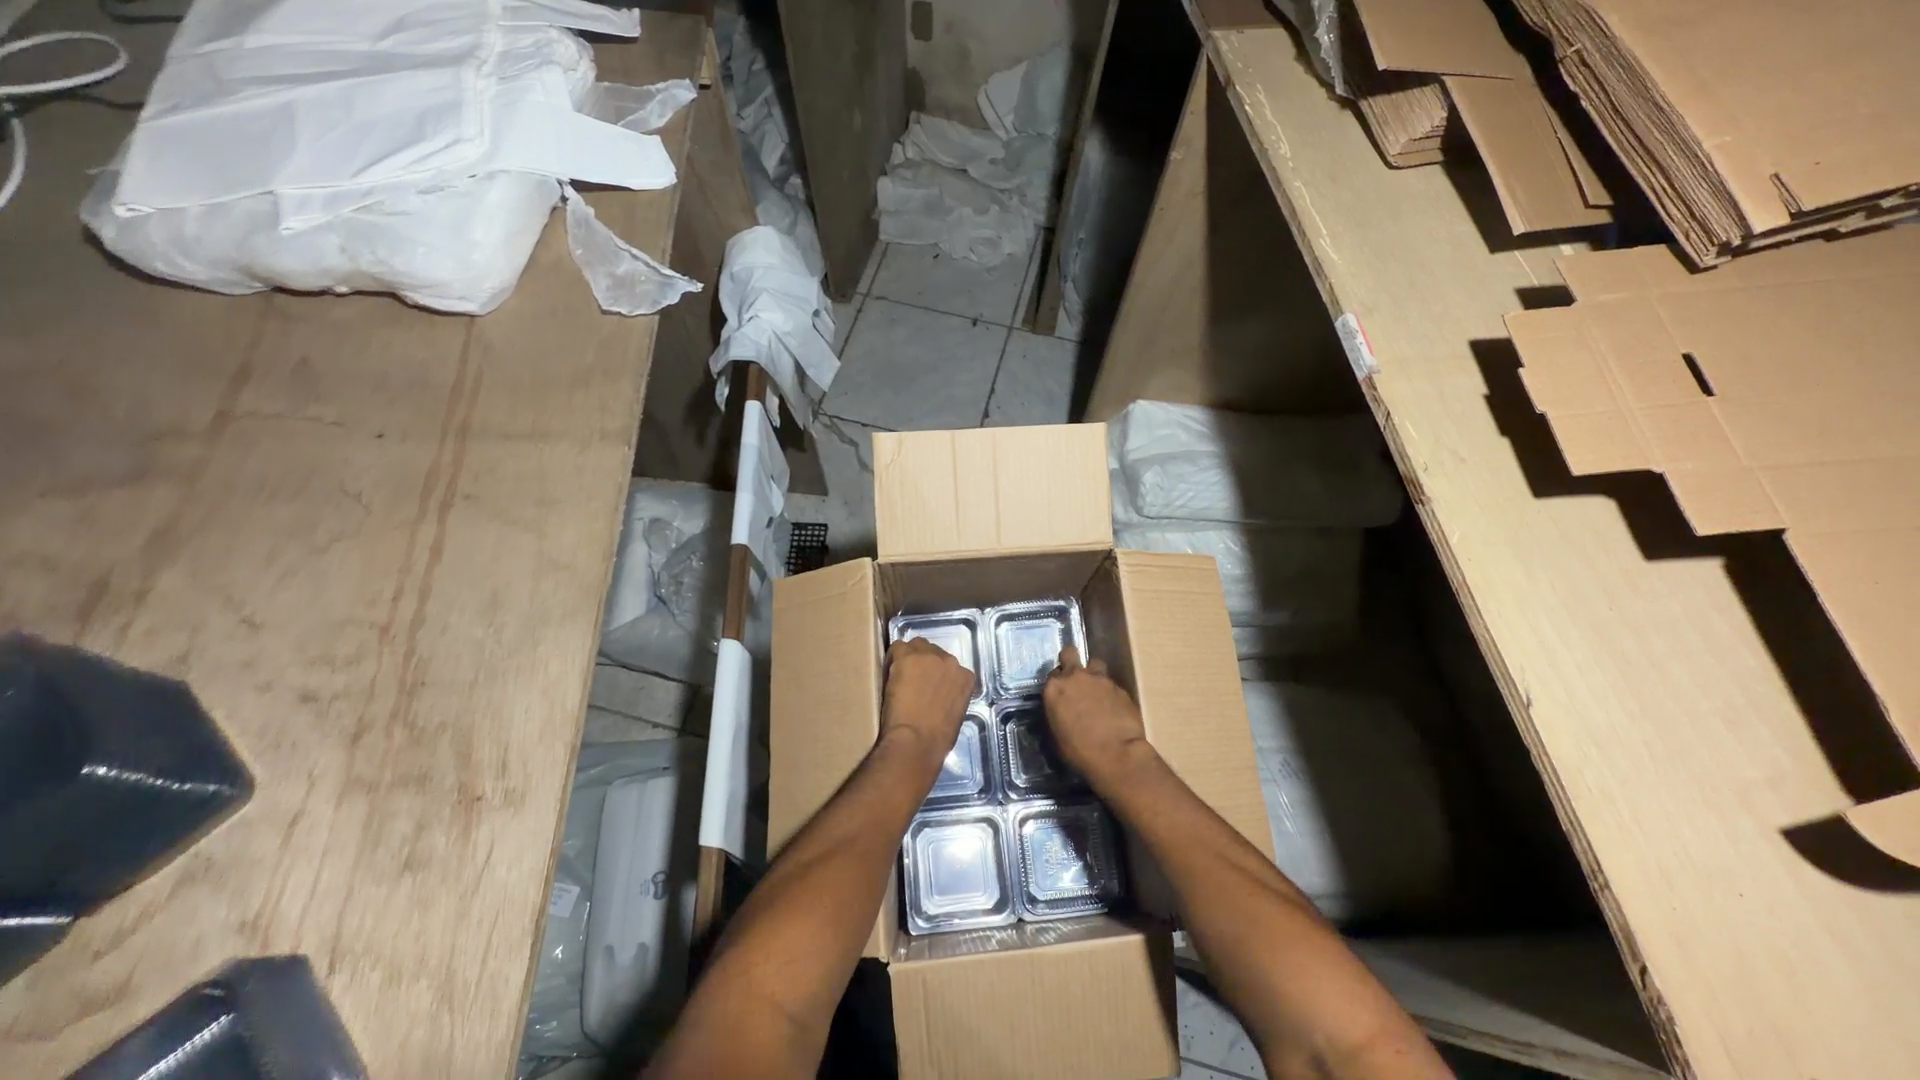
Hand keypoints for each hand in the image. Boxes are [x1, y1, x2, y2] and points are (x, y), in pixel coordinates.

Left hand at [880, 638, 974, 763]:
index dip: (937, 676)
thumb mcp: (955, 716)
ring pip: (916, 646)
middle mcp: (951, 661)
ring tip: (899, 677)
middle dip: (924, 664)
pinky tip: (889, 675)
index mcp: (966, 678)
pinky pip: (897, 648)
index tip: (928, 686)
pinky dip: (892, 659)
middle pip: (934, 653)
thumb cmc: (937, 739)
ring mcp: (929, 656)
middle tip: (912, 682)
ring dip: (909, 658)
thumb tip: (940, 699)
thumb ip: (951, 698)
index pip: (950, 668)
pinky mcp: (906, 656)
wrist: (916, 739)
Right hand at [1043, 646, 1151, 786]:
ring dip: (1093, 674)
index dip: (1057, 683)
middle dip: (1071, 661)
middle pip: (1070, 653)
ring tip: (1096, 692)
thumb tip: (1059, 713)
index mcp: (1054, 688)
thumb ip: (1056, 715)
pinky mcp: (1120, 687)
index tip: (1060, 694)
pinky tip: (1113, 708)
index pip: (1051, 675)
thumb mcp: (1056, 736)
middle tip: (1075, 678)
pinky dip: (1110, 693)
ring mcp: (1100, 679)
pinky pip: (1112, 684)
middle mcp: (1076, 677)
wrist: (1117, 754)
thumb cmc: (1079, 751)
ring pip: (1095, 664)